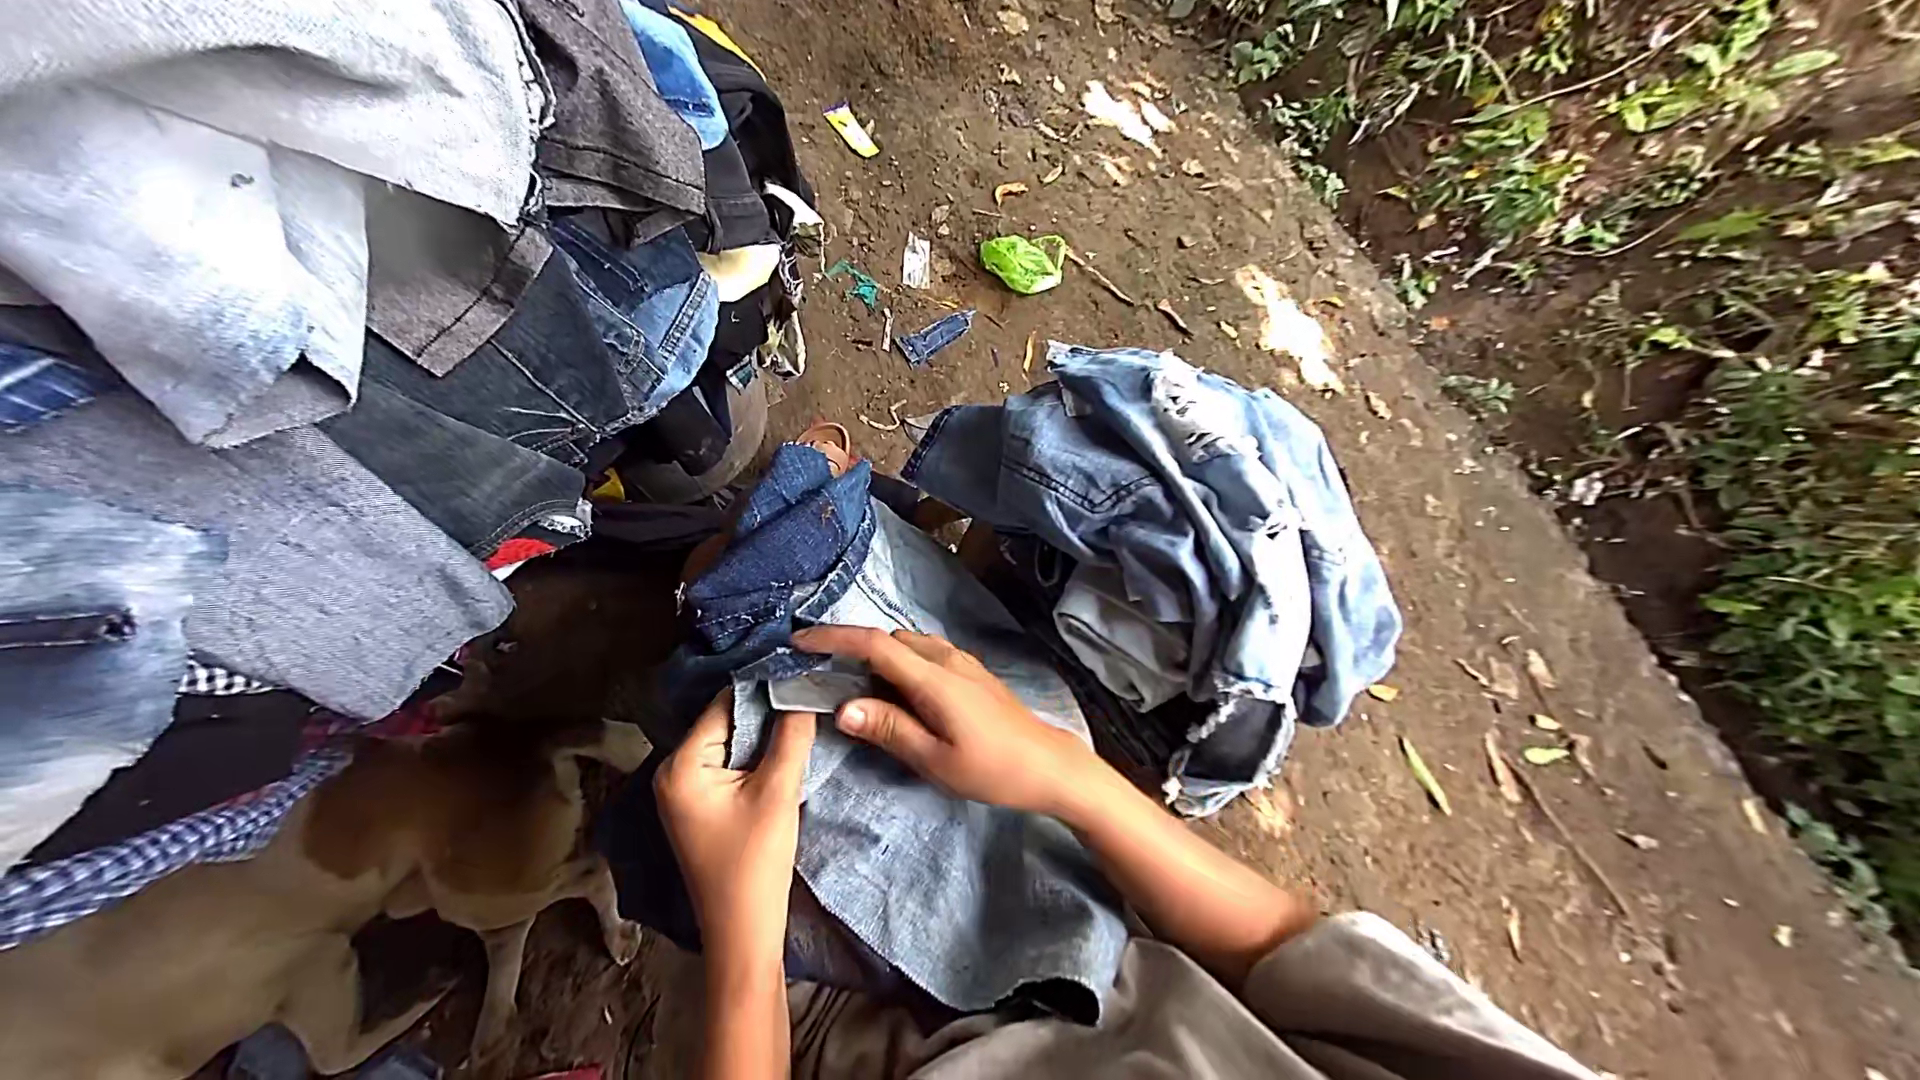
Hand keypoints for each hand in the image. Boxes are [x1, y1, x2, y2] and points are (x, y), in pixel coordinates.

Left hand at [654, 688, 815, 959]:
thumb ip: (791, 734)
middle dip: (767, 710)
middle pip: (727, 721)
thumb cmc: (756, 862)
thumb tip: (802, 688)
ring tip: (804, 715)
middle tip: (808, 693)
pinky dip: (758, 754)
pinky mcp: (701, 805)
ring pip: (733, 742)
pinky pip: (731, 763)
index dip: (764, 687)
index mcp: (680, 766)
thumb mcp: (778, 791)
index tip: (802, 673)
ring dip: (766, 733)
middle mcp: (673, 772)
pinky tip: (787, 748)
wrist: (744, 933)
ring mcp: (685, 790)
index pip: (725, 705)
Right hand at [790, 625, 1102, 818]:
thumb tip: (842, 707)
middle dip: (851, 648)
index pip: (873, 645)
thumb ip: (889, 729)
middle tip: (822, 674)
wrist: (1048, 764)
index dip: (833, 638)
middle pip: (887, 639)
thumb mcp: (935, 760)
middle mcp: (946, 658)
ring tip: (855, 685)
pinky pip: (924, 652)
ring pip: (907, 643)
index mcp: (933, 678)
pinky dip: (899, 661)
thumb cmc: (993, 769)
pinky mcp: (970, 669)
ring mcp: (961, 660)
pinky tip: (896, 690)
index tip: (799, 642)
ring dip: (877, 655)